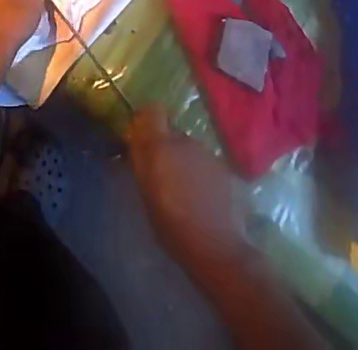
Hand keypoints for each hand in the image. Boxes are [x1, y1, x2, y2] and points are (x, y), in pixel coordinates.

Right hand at [129, 106, 251, 271]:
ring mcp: (206, 152)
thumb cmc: (172, 226)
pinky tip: (199, 196)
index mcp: (161, 146)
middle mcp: (185, 142)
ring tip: (181, 189)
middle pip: (170, 131)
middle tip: (159, 173)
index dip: (146, 120)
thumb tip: (135, 139)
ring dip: (181, 159)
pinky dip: (197, 171)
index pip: (152, 110)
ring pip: (187, 146)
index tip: (141, 138)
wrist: (217, 246)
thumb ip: (141, 162)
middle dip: (163, 146)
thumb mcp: (147, 195)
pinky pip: (202, 160)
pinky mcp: (222, 166)